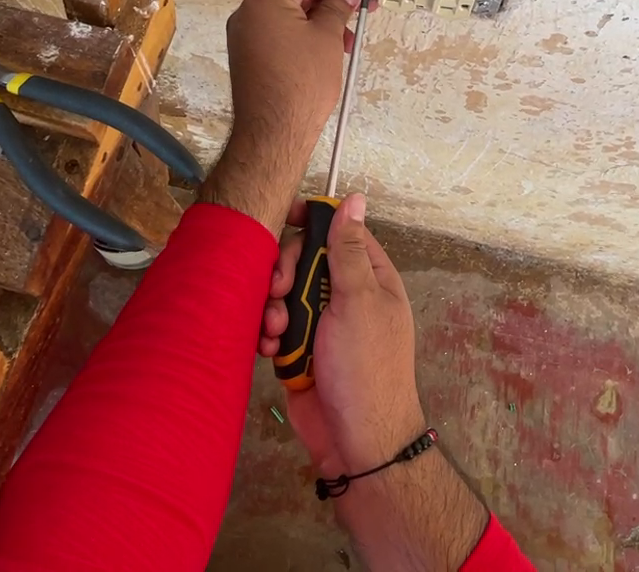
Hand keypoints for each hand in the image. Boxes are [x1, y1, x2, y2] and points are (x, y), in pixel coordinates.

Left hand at [200, 0, 362, 232]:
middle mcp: (249, 12)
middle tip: (360, 7)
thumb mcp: (328, 38)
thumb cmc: (301, 86)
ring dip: (319, 16)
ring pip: (289, 11)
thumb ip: (338, 6)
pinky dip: (303, 31)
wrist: (274, 133)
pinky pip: (279, 30)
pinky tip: (327, 47)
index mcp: (265, 1)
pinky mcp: (249, 53)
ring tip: (346, 37)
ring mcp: (246, 34)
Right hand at [260, 195, 424, 473]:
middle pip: (303, 259)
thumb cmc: (366, 366)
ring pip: (284, 293)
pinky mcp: (299, 348)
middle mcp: (345, 294)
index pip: (338, 231)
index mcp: (369, 276)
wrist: (355, 441)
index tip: (284, 218)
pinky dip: (269, 334)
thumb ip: (348, 249)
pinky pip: (275, 325)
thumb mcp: (358, 301)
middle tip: (281, 291)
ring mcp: (321, 322)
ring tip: (276, 329)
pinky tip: (270, 349)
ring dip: (273, 308)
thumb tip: (355, 197)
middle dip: (286, 273)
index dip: (311, 221)